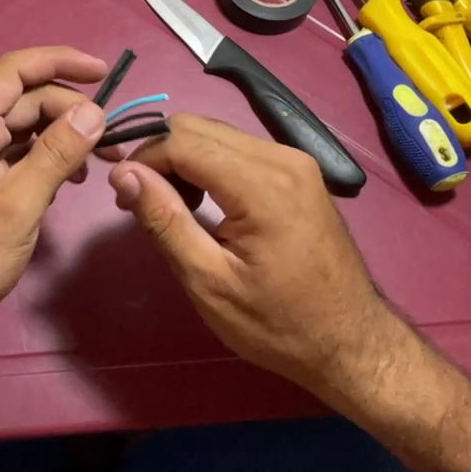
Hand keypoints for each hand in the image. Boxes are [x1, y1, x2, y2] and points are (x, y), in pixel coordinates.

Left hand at [0, 47, 110, 385]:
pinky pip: (12, 154)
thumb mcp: (19, 205)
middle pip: (23, 100)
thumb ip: (56, 154)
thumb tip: (94, 112)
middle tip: (113, 141)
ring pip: (21, 128)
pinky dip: (43, 159)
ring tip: (97, 164)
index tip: (103, 71)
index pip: (14, 71)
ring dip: (60, 138)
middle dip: (70, 111)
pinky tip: (66, 182)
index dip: (60, 61)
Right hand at [106, 114, 403, 399]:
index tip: (120, 193)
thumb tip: (123, 174)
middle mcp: (282, 157)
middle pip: (197, 127)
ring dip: (181, 159)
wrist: (351, 344)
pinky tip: (202, 203)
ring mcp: (295, 161)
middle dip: (158, 155)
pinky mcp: (299, 171)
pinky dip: (207, 165)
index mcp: (262, 184)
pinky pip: (238, 149)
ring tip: (168, 207)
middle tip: (139, 201)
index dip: (142, 159)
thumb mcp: (208, 281)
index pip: (181, 140)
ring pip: (216, 134)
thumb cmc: (277, 324)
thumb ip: (164, 220)